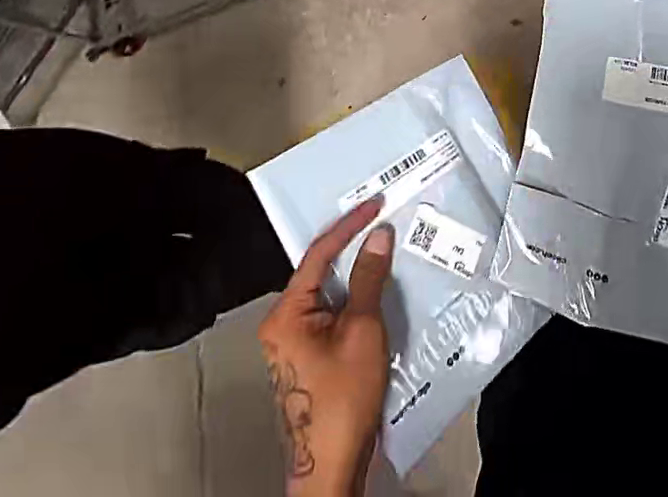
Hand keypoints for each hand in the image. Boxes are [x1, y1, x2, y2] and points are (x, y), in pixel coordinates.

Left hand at [256, 195, 394, 496]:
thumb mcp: (362, 329)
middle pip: (320, 271)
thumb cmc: (343, 398)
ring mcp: (294, 340)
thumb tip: (378, 237)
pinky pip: (334, 311)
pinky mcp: (310, 353)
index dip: (349, 226)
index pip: (318, 255)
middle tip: (381, 221)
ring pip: (329, 292)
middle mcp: (282, 323)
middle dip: (352, 247)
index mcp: (285, 314)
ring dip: (357, 274)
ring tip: (385, 250)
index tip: (374, 205)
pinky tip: (378, 289)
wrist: (334, 462)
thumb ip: (369, 278)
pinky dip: (356, 297)